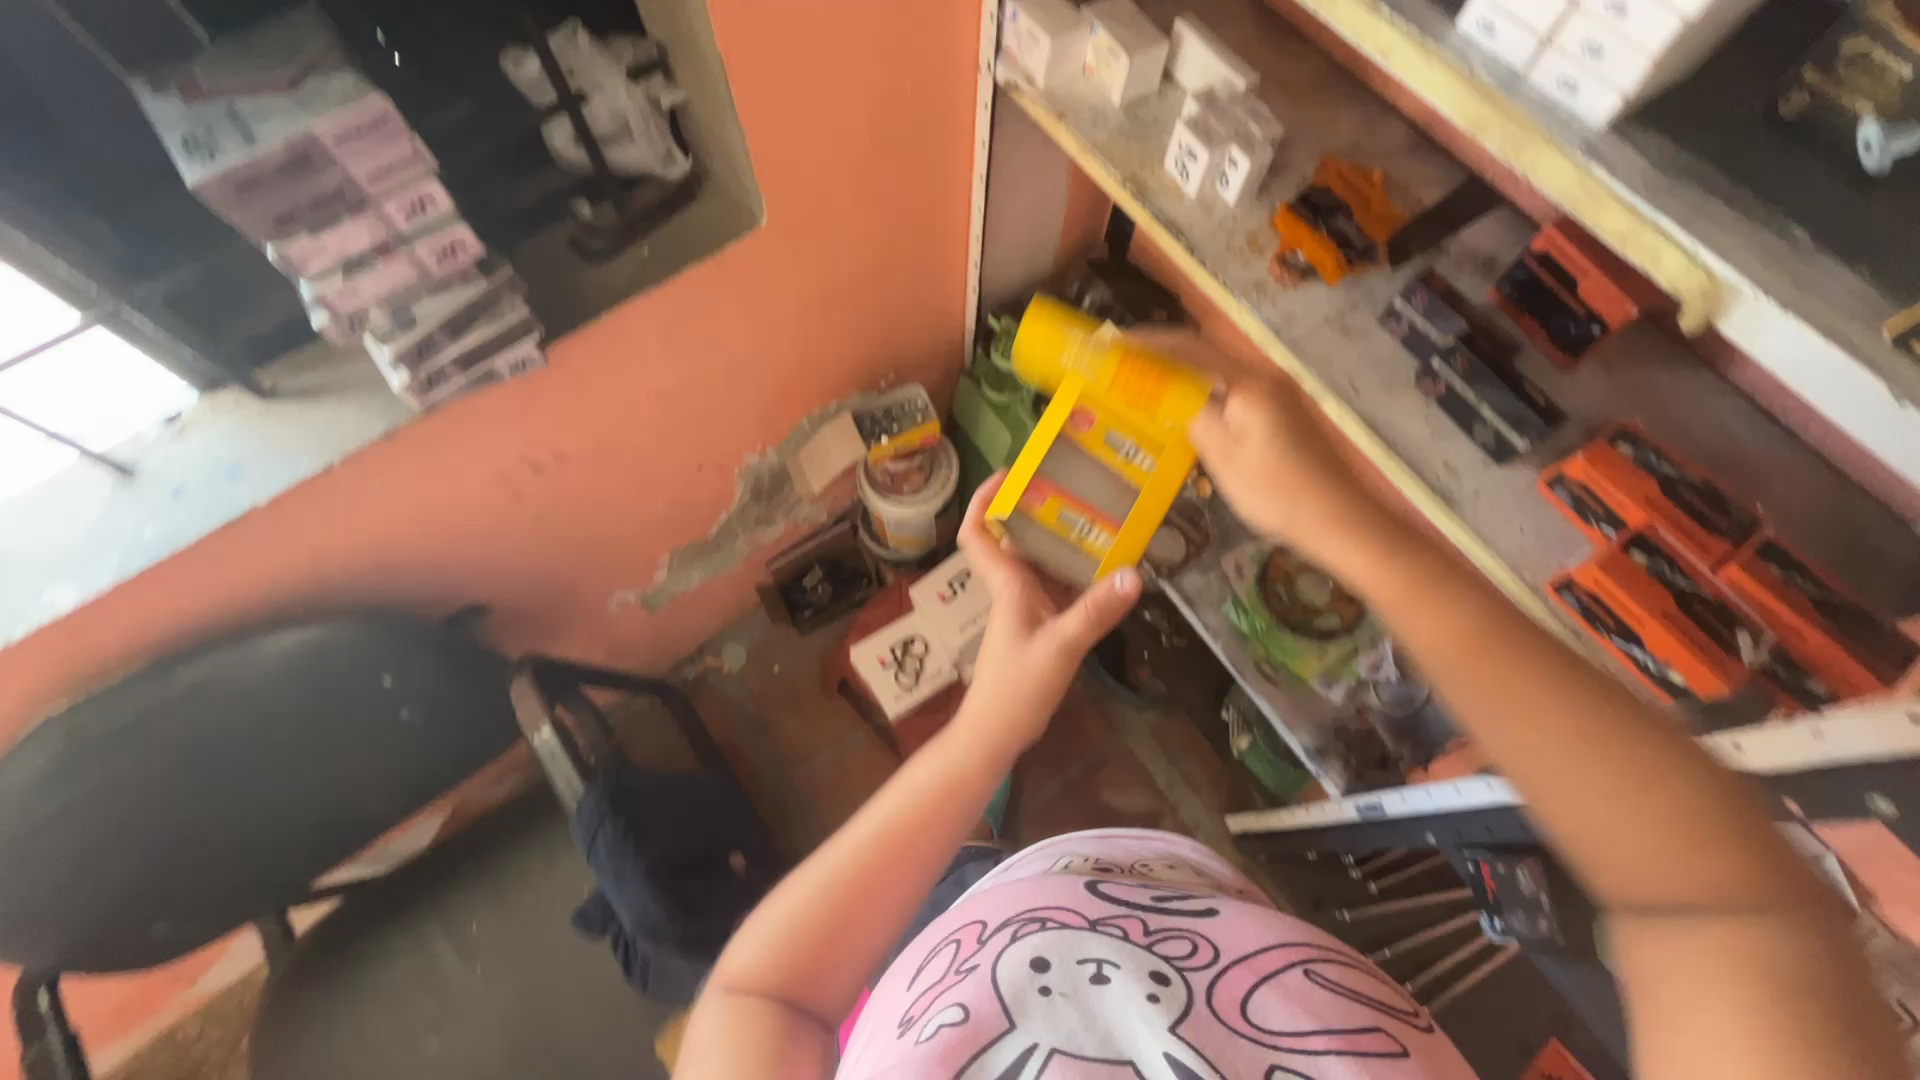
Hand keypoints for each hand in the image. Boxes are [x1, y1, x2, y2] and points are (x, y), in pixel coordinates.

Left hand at [952, 473, 1140, 754]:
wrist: (996, 733)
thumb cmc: (1016, 689)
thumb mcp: (1061, 648)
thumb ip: (1095, 612)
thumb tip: (1134, 574)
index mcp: (1007, 584)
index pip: (978, 532)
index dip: (984, 499)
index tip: (1010, 473)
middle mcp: (1013, 588)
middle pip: (1017, 538)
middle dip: (1040, 509)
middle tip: (1078, 486)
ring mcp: (1026, 607)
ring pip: (1041, 562)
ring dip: (1063, 541)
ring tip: (1102, 516)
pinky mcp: (1040, 625)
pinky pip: (1058, 587)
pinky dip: (1078, 574)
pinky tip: (1107, 569)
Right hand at [1126, 329, 1390, 565]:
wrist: (1337, 518)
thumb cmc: (1276, 492)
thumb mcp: (1222, 457)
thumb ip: (1192, 418)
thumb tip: (1169, 397)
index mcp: (1249, 383)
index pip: (1190, 349)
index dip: (1149, 343)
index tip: (1114, 342)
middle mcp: (1265, 377)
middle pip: (1207, 352)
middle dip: (1165, 352)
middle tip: (1124, 359)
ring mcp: (1277, 394)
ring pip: (1220, 371)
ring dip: (1183, 372)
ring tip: (1146, 380)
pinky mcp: (1282, 413)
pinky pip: (1233, 390)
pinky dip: (1203, 390)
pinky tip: (1186, 408)